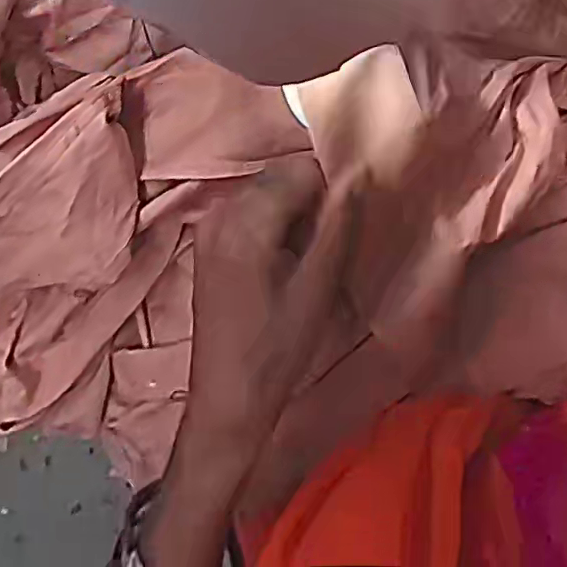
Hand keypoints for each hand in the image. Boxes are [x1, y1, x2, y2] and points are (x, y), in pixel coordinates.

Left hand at [183, 156, 354, 458]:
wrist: (226, 398)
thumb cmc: (277, 349)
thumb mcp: (318, 288)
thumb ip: (339, 226)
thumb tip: (358, 175)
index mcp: (247, 220)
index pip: (300, 168)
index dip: (329, 187)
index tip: (344, 218)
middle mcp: (222, 210)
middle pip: (281, 174)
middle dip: (311, 195)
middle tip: (326, 238)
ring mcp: (210, 223)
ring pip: (267, 187)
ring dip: (293, 206)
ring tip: (306, 250)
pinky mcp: (207, 237)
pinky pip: (250, 205)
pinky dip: (273, 217)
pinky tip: (283, 255)